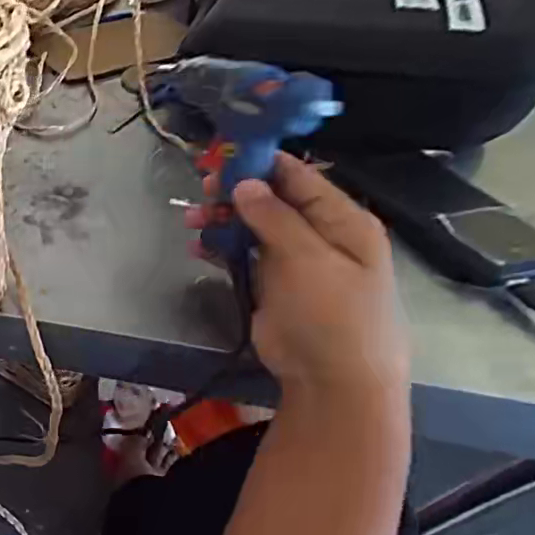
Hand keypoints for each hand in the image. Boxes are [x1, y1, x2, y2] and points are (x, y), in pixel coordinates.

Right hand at [188, 154, 407, 401]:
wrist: (332, 380)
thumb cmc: (332, 314)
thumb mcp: (308, 259)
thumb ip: (275, 218)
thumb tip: (245, 184)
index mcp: (342, 220)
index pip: (299, 177)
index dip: (262, 163)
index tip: (224, 155)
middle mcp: (318, 234)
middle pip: (272, 199)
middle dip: (235, 192)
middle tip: (203, 188)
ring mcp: (293, 260)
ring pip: (253, 226)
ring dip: (222, 219)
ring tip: (192, 220)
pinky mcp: (270, 284)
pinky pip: (243, 255)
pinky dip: (221, 247)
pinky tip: (198, 247)